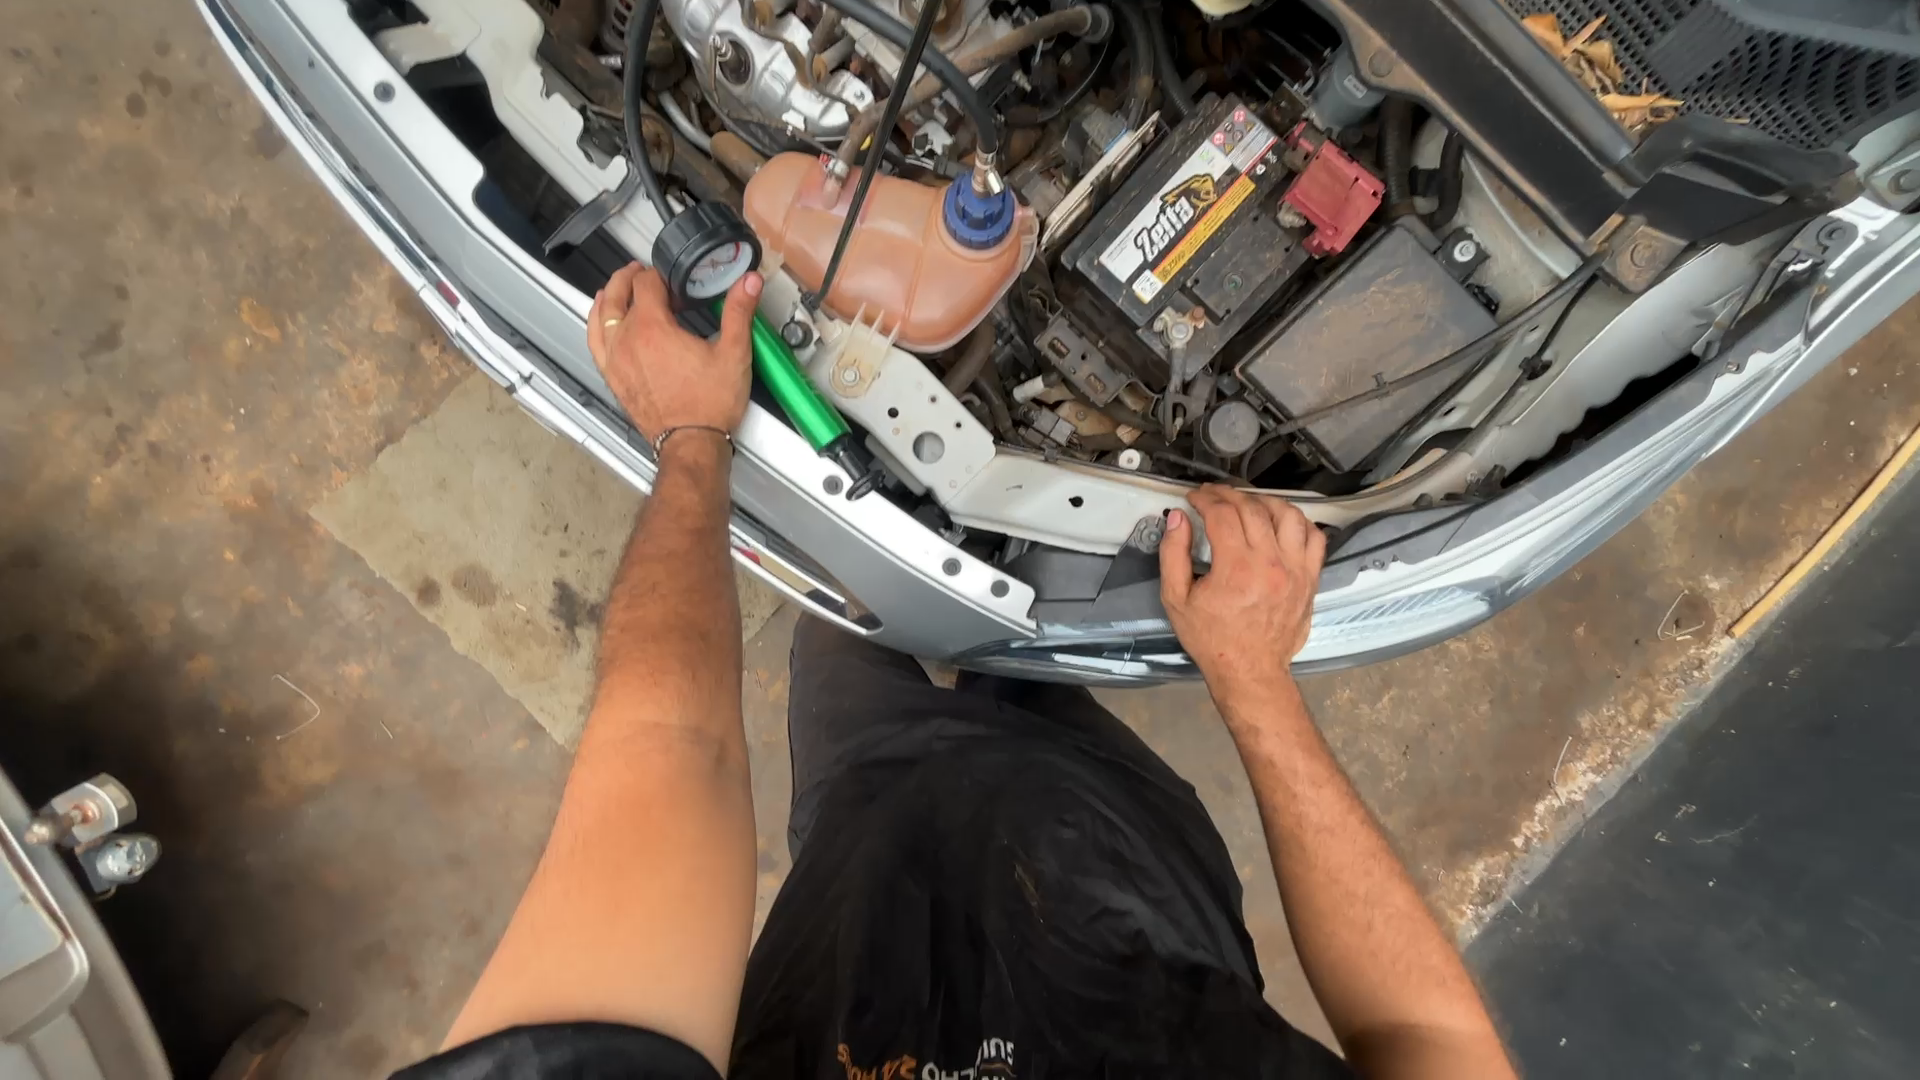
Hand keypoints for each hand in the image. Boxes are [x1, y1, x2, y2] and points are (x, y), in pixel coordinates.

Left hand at [587, 263, 762, 441]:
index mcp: (652, 328)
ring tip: (620, 290)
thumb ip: (738, 313)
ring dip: (610, 296)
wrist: (692, 443)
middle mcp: (626, 339)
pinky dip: (597, 324)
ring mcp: (614, 359)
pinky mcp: (612, 377)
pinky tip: (603, 321)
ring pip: (601, 315)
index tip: (675, 281)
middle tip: (644, 274)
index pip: (646, 283)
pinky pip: (594, 341)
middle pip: (617, 293)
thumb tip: (748, 282)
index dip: (661, 275)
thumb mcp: (733, 354)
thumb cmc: (709, 405)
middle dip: (631, 279)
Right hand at [1160, 484, 1325, 700]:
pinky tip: (1279, 522)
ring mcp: (1296, 569)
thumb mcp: (1176, 599)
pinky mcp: (1311, 578)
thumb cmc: (1210, 637)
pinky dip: (1298, 522)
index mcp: (1236, 567)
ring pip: (1288, 515)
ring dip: (1264, 501)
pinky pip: (1314, 537)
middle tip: (1212, 495)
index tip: (1193, 498)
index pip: (1222, 514)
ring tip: (1246, 503)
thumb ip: (1173, 554)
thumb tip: (1179, 518)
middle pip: (1253, 509)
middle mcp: (1271, 562)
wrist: (1249, 670)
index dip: (1205, 499)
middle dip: (1228, 495)